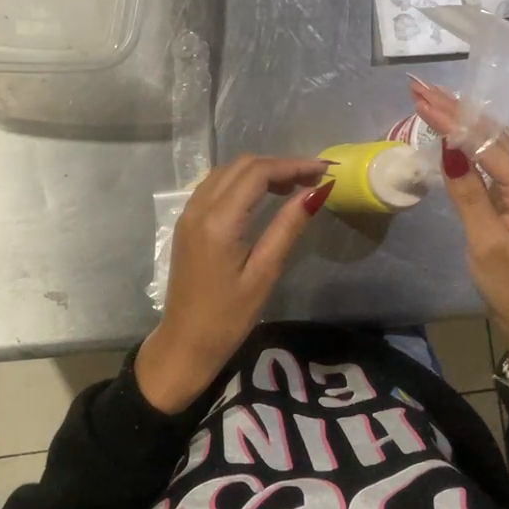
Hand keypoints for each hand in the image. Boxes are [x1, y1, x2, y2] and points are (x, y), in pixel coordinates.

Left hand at [135, 155, 333, 413]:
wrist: (185, 343)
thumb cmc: (228, 317)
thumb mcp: (264, 273)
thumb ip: (287, 227)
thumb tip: (316, 192)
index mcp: (218, 221)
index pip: (257, 173)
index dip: (292, 165)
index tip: (324, 169)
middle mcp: (198, 208)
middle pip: (241, 166)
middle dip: (278, 165)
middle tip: (313, 178)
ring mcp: (188, 214)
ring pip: (226, 172)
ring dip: (259, 172)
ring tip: (294, 186)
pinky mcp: (187, 223)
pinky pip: (215, 186)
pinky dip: (241, 182)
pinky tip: (263, 197)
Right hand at [410, 79, 508, 390]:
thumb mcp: (486, 242)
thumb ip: (470, 194)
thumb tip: (450, 151)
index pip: (486, 145)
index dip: (454, 121)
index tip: (423, 101)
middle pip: (491, 136)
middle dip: (455, 110)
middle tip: (420, 88)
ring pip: (489, 144)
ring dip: (460, 120)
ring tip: (431, 98)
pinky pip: (487, 160)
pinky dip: (466, 141)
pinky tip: (450, 129)